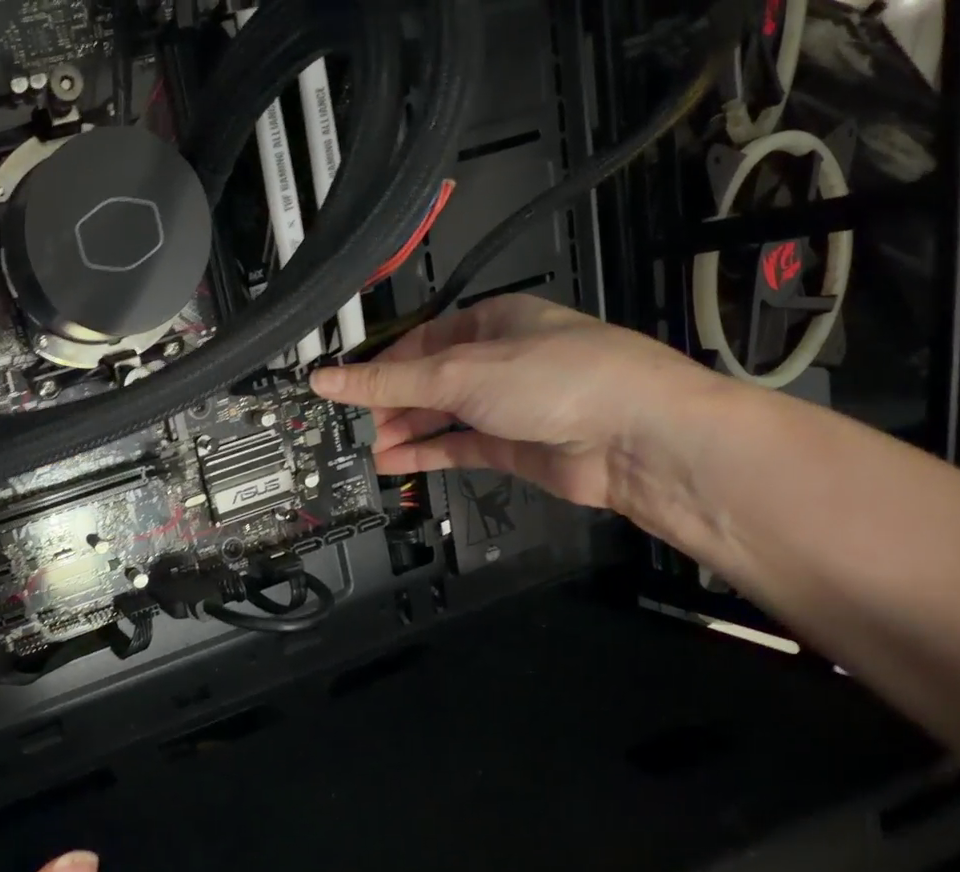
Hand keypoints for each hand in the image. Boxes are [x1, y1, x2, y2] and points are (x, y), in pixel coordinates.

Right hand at [311, 294, 736, 517]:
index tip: (340, 389)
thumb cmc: (552, 380)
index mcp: (492, 320)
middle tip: (347, 426)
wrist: (637, 438)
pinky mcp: (513, 446)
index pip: (419, 341)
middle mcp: (499, 359)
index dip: (379, 365)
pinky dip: (424, 453)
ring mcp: (508, 405)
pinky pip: (457, 447)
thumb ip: (387, 382)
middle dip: (387, 403)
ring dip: (402, 431)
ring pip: (440, 416)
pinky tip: (390, 463)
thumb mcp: (459, 373)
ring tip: (361, 448)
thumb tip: (322, 380)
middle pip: (427, 380)